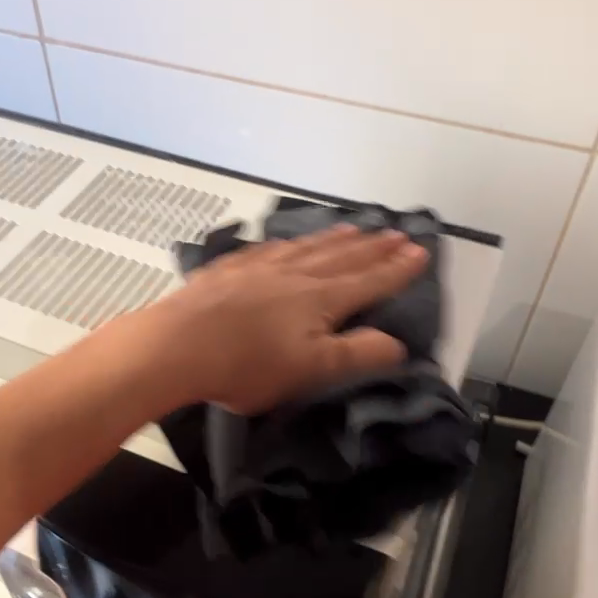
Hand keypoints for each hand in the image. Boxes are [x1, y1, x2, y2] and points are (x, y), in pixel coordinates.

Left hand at [125, 224, 429, 414]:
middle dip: (373, 248)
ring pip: (306, 247)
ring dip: (334, 239)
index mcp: (320, 298)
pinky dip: (288, 243)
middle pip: (342, 257)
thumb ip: (357, 354)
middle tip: (397, 233)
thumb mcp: (312, 369)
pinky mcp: (228, 271)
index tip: (421, 253)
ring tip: (353, 229)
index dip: (397, 270)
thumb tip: (398, 343)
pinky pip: (268, 249)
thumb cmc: (247, 365)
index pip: (369, 281)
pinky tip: (286, 243)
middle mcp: (294, 274)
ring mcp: (259, 268)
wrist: (177, 345)